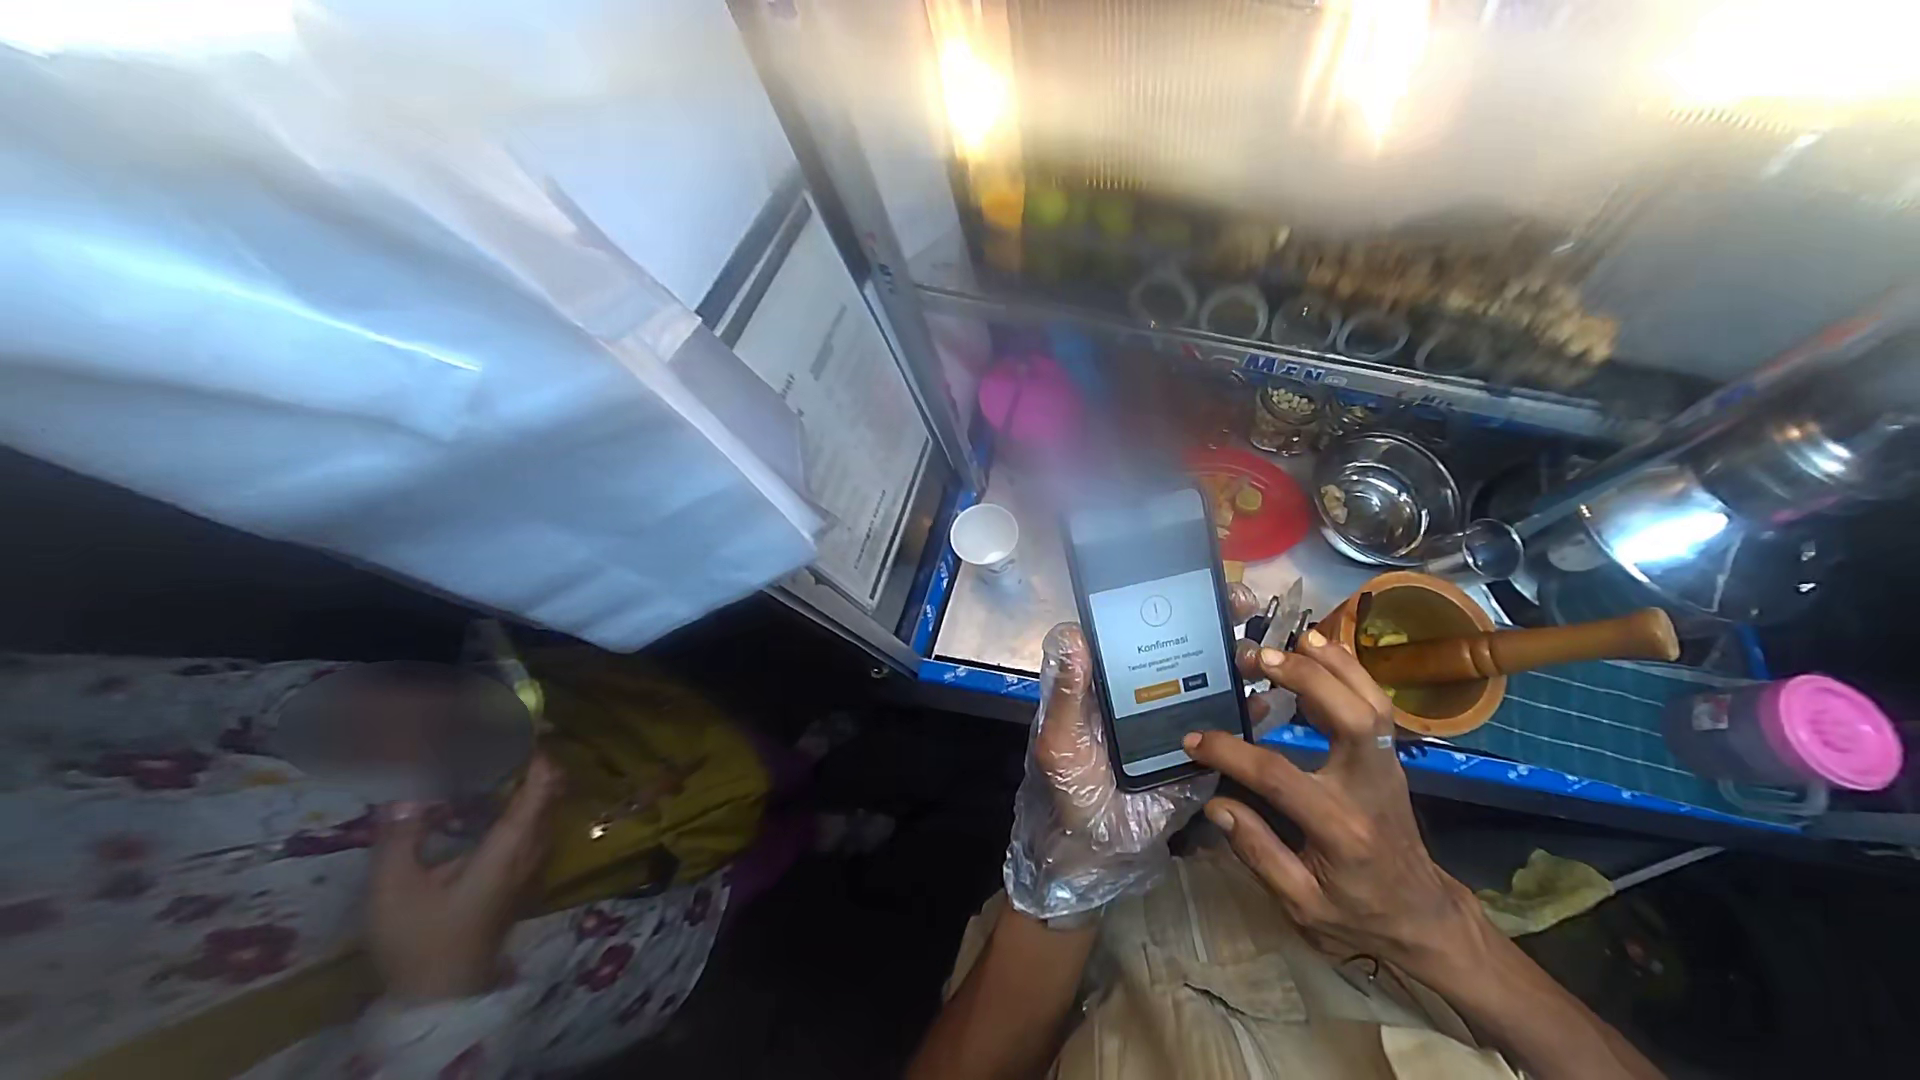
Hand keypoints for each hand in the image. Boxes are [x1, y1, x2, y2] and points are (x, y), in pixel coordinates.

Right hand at [369, 754, 563, 1002]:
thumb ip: (400, 837)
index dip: (541, 758)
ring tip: (505, 763)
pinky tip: (499, 802)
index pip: (541, 790)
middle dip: (539, 766)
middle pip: (550, 796)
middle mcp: (532, 850)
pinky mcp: (523, 877)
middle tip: (511, 741)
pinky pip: (538, 829)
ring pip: (546, 813)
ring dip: (535, 786)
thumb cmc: (420, 940)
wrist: (442, 993)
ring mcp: (532, 865)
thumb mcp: (395, 890)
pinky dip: (528, 807)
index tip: (527, 731)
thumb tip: (405, 792)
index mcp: (510, 846)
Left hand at [1004, 585, 1260, 919]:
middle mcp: (1147, 690)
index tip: (1196, 585)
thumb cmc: (1066, 787)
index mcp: (1111, 679)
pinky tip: (1262, 702)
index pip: (1141, 629)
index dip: (1167, 603)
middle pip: (1184, 645)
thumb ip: (1067, 693)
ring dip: (1237, 660)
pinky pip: (1229, 725)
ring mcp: (1177, 719)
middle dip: (1215, 621)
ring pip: (1212, 679)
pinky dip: (1248, 711)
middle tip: (1242, 606)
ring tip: (1254, 656)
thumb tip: (1074, 638)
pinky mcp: (1201, 751)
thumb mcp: (1060, 739)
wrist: (1092, 850)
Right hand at [1185, 630, 1483, 980]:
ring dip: (1332, 664)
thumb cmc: (1358, 915)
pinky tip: (1320, 648)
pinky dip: (1350, 670)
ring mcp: (1387, 768)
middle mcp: (1370, 788)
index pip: (1279, 777)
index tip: (1193, 740)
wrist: (1424, 920)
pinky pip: (1376, 704)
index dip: (1230, 754)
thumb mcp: (1302, 905)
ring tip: (1291, 637)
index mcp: (1341, 828)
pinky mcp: (1389, 758)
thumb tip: (1216, 804)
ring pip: (1371, 702)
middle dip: (1306, 680)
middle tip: (1257, 658)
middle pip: (1352, 719)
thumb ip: (1258, 853)